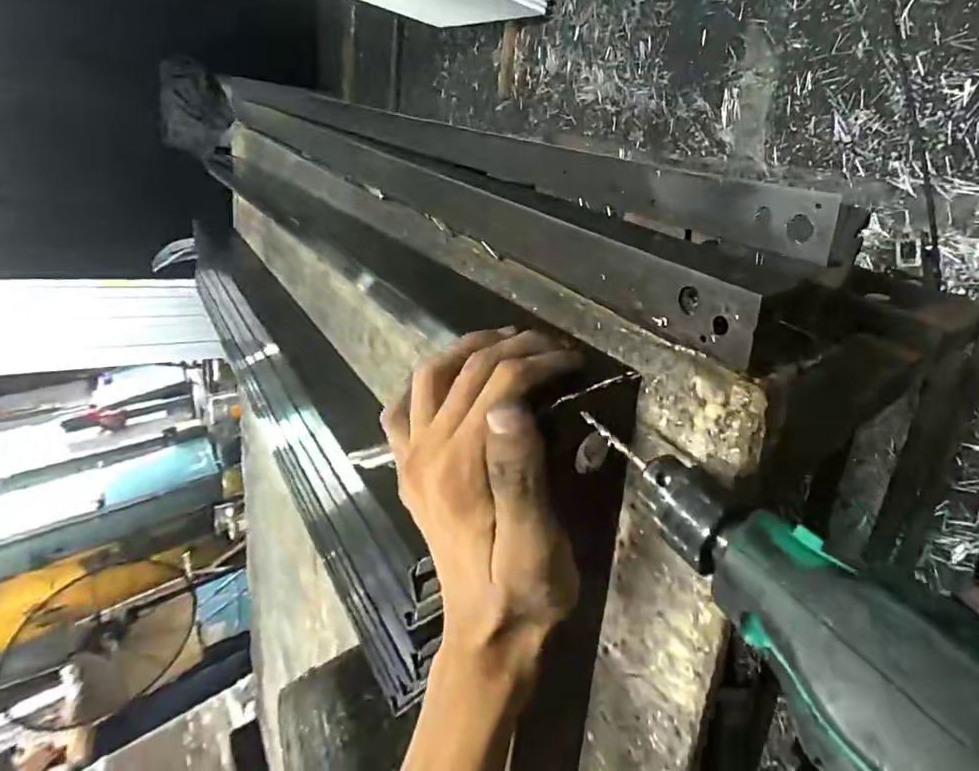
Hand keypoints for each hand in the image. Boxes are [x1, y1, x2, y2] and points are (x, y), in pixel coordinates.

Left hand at [383, 327, 583, 688]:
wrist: (487, 635)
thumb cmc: (525, 590)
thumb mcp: (536, 541)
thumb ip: (519, 473)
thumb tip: (509, 404)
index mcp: (462, 466)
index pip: (501, 382)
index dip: (542, 361)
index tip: (577, 361)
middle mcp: (427, 453)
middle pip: (470, 369)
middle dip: (517, 346)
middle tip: (556, 347)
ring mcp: (412, 459)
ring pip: (430, 376)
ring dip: (470, 348)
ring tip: (510, 343)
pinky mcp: (410, 470)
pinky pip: (402, 410)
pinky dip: (427, 384)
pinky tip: (453, 384)